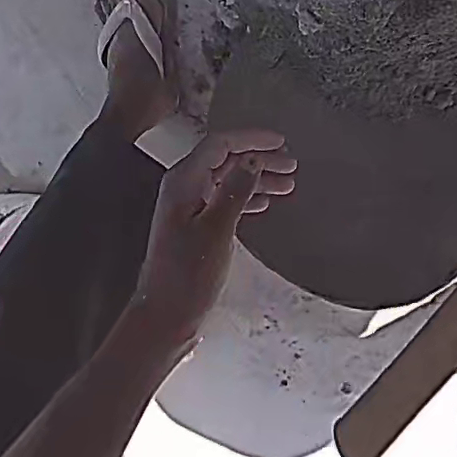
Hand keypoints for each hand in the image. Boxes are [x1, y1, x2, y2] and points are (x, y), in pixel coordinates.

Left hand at [132, 129, 295, 348]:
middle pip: (226, 159)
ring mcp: (189, 204)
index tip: (281, 143)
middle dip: (259, 158)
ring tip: (287, 184)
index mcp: (184, 180)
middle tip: (291, 165)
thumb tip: (254, 159)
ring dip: (257, 178)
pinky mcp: (195, 222)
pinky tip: (265, 201)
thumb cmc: (188, 275)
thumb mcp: (217, 230)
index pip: (220, 144)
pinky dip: (247, 196)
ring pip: (228, 178)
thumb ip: (235, 190)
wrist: (164, 317)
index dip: (252, 139)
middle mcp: (184, 185)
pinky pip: (225, 197)